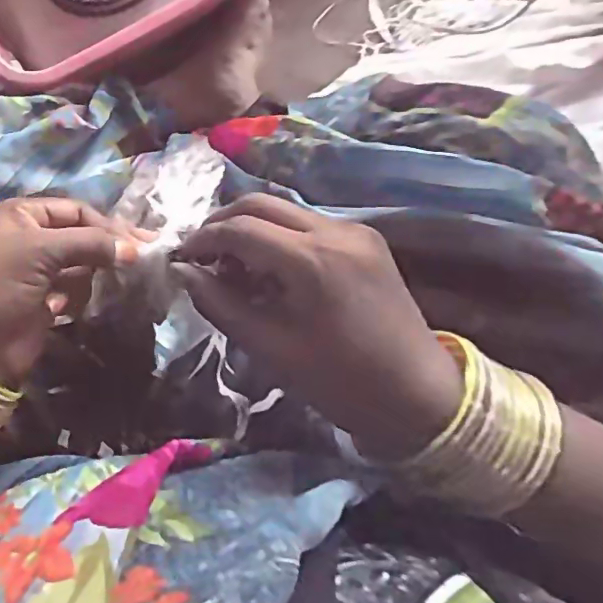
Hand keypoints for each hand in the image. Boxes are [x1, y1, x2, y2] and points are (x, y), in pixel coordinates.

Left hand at [0, 198, 141, 385]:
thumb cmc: (0, 285)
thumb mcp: (41, 252)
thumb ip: (90, 244)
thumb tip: (135, 249)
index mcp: (24, 215)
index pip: (78, 211)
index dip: (108, 225)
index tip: (141, 243)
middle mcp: (32, 236)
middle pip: (83, 236)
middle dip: (104, 251)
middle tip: (140, 260)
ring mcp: (39, 269)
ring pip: (83, 265)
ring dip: (84, 279)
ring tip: (76, 292)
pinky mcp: (46, 298)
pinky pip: (76, 290)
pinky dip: (73, 299)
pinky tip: (58, 310)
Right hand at [173, 194, 463, 459]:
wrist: (421, 398)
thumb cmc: (340, 381)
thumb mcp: (269, 347)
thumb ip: (219, 303)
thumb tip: (183, 273)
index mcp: (312, 261)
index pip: (239, 229)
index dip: (202, 240)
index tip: (181, 260)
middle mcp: (335, 232)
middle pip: (259, 204)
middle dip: (221, 225)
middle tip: (201, 256)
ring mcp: (355, 232)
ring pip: (282, 210)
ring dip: (248, 228)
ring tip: (232, 266)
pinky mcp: (365, 240)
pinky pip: (306, 224)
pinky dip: (276, 236)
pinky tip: (268, 269)